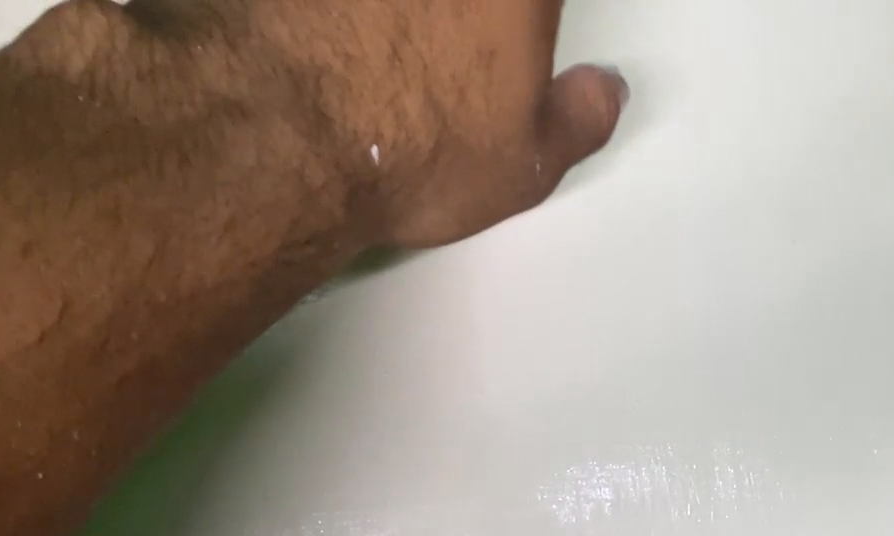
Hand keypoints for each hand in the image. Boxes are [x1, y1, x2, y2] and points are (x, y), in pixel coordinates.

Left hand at [123, 0, 627, 250]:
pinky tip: (349, 36)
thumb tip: (605, 90)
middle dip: (480, 25)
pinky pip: (345, 5)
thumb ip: (582, 116)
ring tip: (404, 51)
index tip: (528, 37)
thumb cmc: (421, 149)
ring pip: (404, 4)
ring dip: (415, 23)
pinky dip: (348, 20)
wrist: (288, 139)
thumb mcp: (531, 162)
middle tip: (470, 55)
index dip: (536, 20)